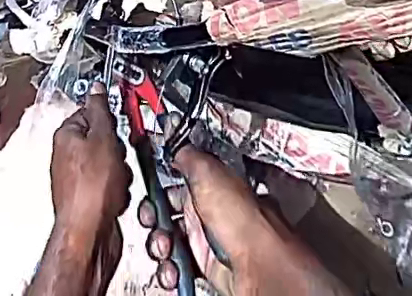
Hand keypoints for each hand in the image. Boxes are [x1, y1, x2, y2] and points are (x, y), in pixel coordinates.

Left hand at [27, 85, 129, 295]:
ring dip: (120, 172)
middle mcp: (67, 156)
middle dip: (117, 149)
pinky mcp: (88, 199)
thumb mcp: (103, 137)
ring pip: (111, 163)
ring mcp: (77, 179)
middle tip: (117, 158)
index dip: (109, 119)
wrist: (90, 236)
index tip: (118, 124)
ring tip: (116, 183)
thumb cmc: (90, 191)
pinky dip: (117, 191)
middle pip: (104, 138)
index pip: (91, 111)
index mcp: (66, 135)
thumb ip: (101, 109)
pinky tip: (115, 198)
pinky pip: (110, 185)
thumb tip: (97, 88)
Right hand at [137, 145, 350, 294]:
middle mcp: (215, 209)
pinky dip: (171, 268)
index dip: (163, 176)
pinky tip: (171, 268)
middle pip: (174, 207)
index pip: (183, 171)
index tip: (149, 184)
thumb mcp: (209, 173)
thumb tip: (173, 138)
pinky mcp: (210, 271)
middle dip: (157, 213)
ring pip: (174, 237)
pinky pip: (181, 266)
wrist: (262, 271)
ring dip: (161, 242)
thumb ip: (188, 155)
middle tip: (152, 218)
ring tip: (163, 248)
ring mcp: (213, 241)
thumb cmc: (245, 221)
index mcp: (217, 180)